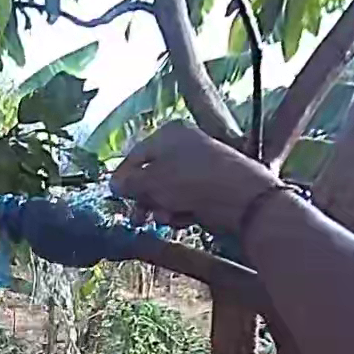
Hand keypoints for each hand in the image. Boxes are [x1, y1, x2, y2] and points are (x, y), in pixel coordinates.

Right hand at [109, 121, 280, 235]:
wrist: (239, 197)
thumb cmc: (190, 181)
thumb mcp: (152, 181)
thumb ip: (130, 183)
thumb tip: (114, 184)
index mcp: (168, 134)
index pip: (135, 155)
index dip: (122, 178)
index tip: (114, 197)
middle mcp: (183, 146)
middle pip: (151, 175)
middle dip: (144, 198)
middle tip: (139, 217)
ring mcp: (197, 167)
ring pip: (166, 191)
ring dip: (162, 208)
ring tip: (168, 217)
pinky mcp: (208, 187)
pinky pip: (183, 200)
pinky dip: (180, 211)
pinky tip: (184, 219)